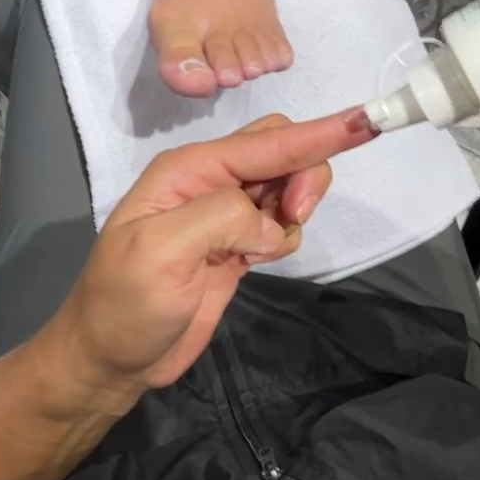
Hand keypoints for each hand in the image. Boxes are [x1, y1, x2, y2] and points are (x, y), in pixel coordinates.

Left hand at [45, 110, 375, 393]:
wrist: (113, 357)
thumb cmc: (125, 302)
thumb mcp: (160, 251)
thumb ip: (220, 219)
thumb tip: (271, 224)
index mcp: (188, 171)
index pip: (266, 141)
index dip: (318, 133)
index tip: (366, 121)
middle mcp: (209, 183)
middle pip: (282, 152)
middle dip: (304, 174)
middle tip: (295, 215)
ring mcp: (223, 216)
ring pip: (286, 185)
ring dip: (294, 209)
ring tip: (262, 247)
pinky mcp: (235, 247)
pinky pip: (281, 223)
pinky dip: (285, 235)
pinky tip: (258, 258)